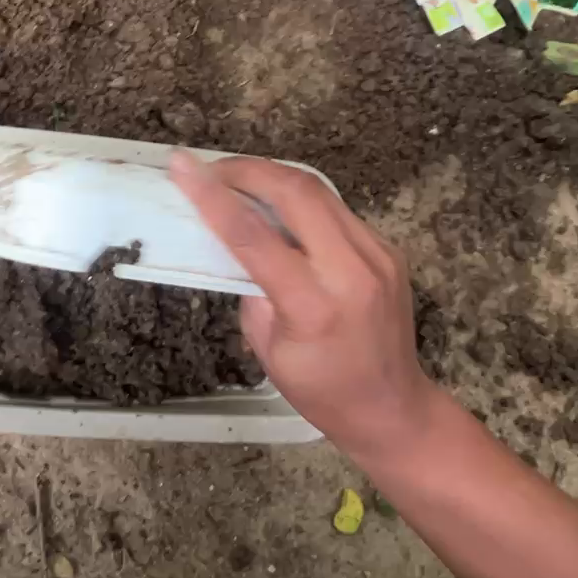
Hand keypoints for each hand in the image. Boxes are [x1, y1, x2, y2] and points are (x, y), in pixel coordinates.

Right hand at [170, 152, 435, 456]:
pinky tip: (273, 205)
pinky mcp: (385, 248)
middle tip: (209, 169)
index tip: (182, 167)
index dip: (212, 197)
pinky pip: (333, 207)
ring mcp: (377, 254)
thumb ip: (250, 288)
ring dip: (270, 175)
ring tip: (235, 179)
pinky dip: (295, 196)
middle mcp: (353, 270)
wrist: (394, 409)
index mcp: (315, 305)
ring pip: (318, 189)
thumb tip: (232, 242)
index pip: (254, 235)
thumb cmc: (321, 390)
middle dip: (246, 170)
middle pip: (295, 191)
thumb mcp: (266, 346)